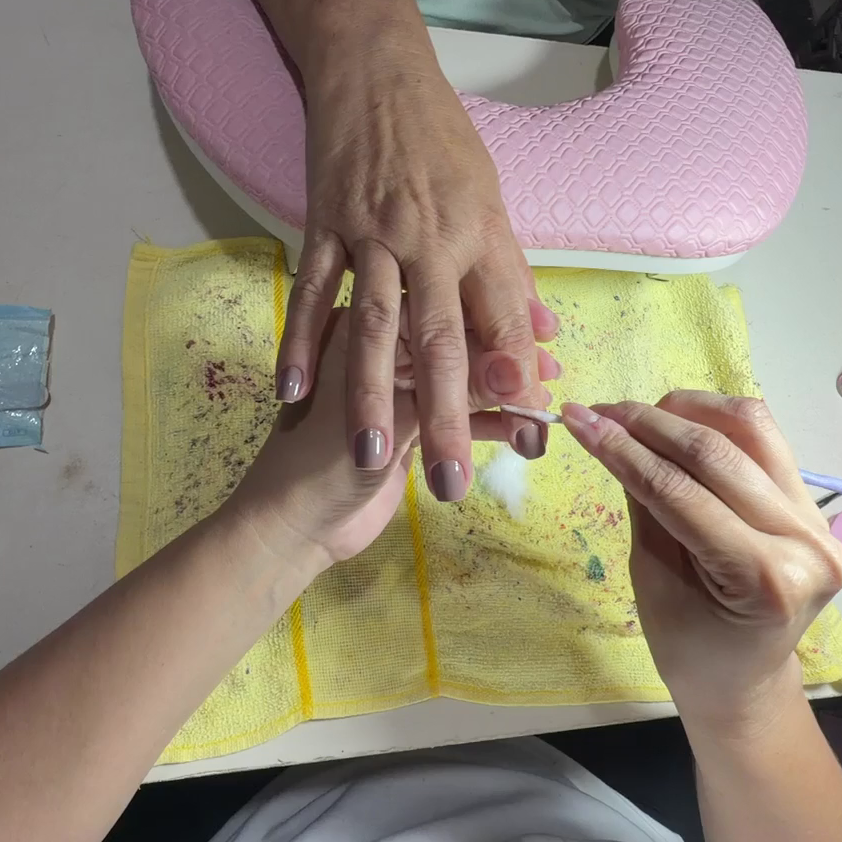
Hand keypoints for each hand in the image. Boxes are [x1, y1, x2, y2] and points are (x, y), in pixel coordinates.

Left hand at [230, 311, 544, 564]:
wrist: (291, 529)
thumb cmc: (319, 461)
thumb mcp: (391, 418)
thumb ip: (451, 392)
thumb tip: (517, 371)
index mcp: (364, 327)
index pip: (436, 312)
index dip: (487, 325)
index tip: (535, 335)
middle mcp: (382, 348)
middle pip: (455, 345)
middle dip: (503, 359)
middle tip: (550, 367)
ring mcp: (397, 388)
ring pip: (458, 380)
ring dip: (500, 393)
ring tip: (546, 401)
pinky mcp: (409, 425)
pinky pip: (454, 415)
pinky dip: (487, 422)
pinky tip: (523, 427)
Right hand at [274, 44, 557, 503]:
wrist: (376, 72)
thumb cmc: (442, 142)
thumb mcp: (492, 202)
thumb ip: (511, 276)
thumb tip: (544, 337)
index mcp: (475, 236)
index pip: (499, 319)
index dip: (512, 377)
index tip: (523, 434)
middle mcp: (425, 241)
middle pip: (438, 340)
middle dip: (445, 415)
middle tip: (451, 484)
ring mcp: (368, 234)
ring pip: (371, 326)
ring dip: (369, 396)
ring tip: (370, 458)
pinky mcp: (322, 226)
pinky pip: (311, 291)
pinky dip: (299, 341)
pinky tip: (290, 392)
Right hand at [559, 392, 841, 736]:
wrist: (744, 679)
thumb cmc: (689, 647)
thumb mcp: (652, 578)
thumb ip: (644, 502)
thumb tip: (612, 434)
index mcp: (765, 578)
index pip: (679, 492)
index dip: (622, 449)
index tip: (577, 419)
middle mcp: (807, 541)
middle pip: (716, 453)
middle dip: (647, 424)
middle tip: (597, 412)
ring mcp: (819, 519)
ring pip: (750, 428)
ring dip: (687, 409)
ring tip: (639, 416)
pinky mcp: (815, 504)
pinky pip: (764, 441)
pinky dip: (716, 420)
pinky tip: (678, 423)